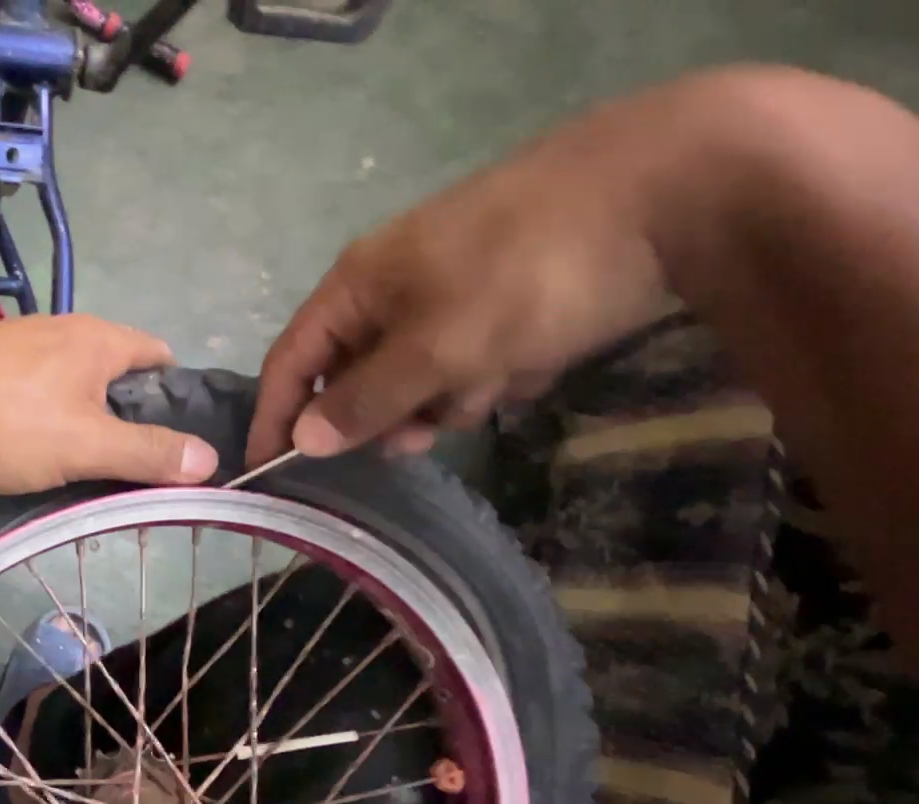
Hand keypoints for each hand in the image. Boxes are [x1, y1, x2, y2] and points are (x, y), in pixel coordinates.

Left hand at [0, 315, 218, 493]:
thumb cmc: (7, 423)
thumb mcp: (87, 446)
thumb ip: (148, 453)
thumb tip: (210, 458)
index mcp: (96, 338)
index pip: (157, 354)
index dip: (171, 393)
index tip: (170, 438)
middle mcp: (57, 328)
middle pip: (109, 367)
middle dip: (120, 410)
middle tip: (118, 460)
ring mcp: (10, 342)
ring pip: (63, 379)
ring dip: (74, 414)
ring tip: (67, 460)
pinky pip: (23, 388)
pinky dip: (32, 413)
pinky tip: (15, 444)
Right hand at [244, 75, 730, 462]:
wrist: (677, 190)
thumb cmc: (527, 273)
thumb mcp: (436, 348)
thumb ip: (365, 400)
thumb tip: (301, 441)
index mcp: (357, 286)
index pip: (292, 362)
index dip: (276, 416)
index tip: (267, 472)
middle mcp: (392, 287)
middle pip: (358, 375)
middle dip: (388, 411)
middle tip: (418, 438)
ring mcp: (450, 291)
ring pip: (421, 375)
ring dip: (453, 394)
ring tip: (501, 379)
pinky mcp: (505, 300)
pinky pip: (474, 360)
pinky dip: (497, 372)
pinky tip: (537, 359)